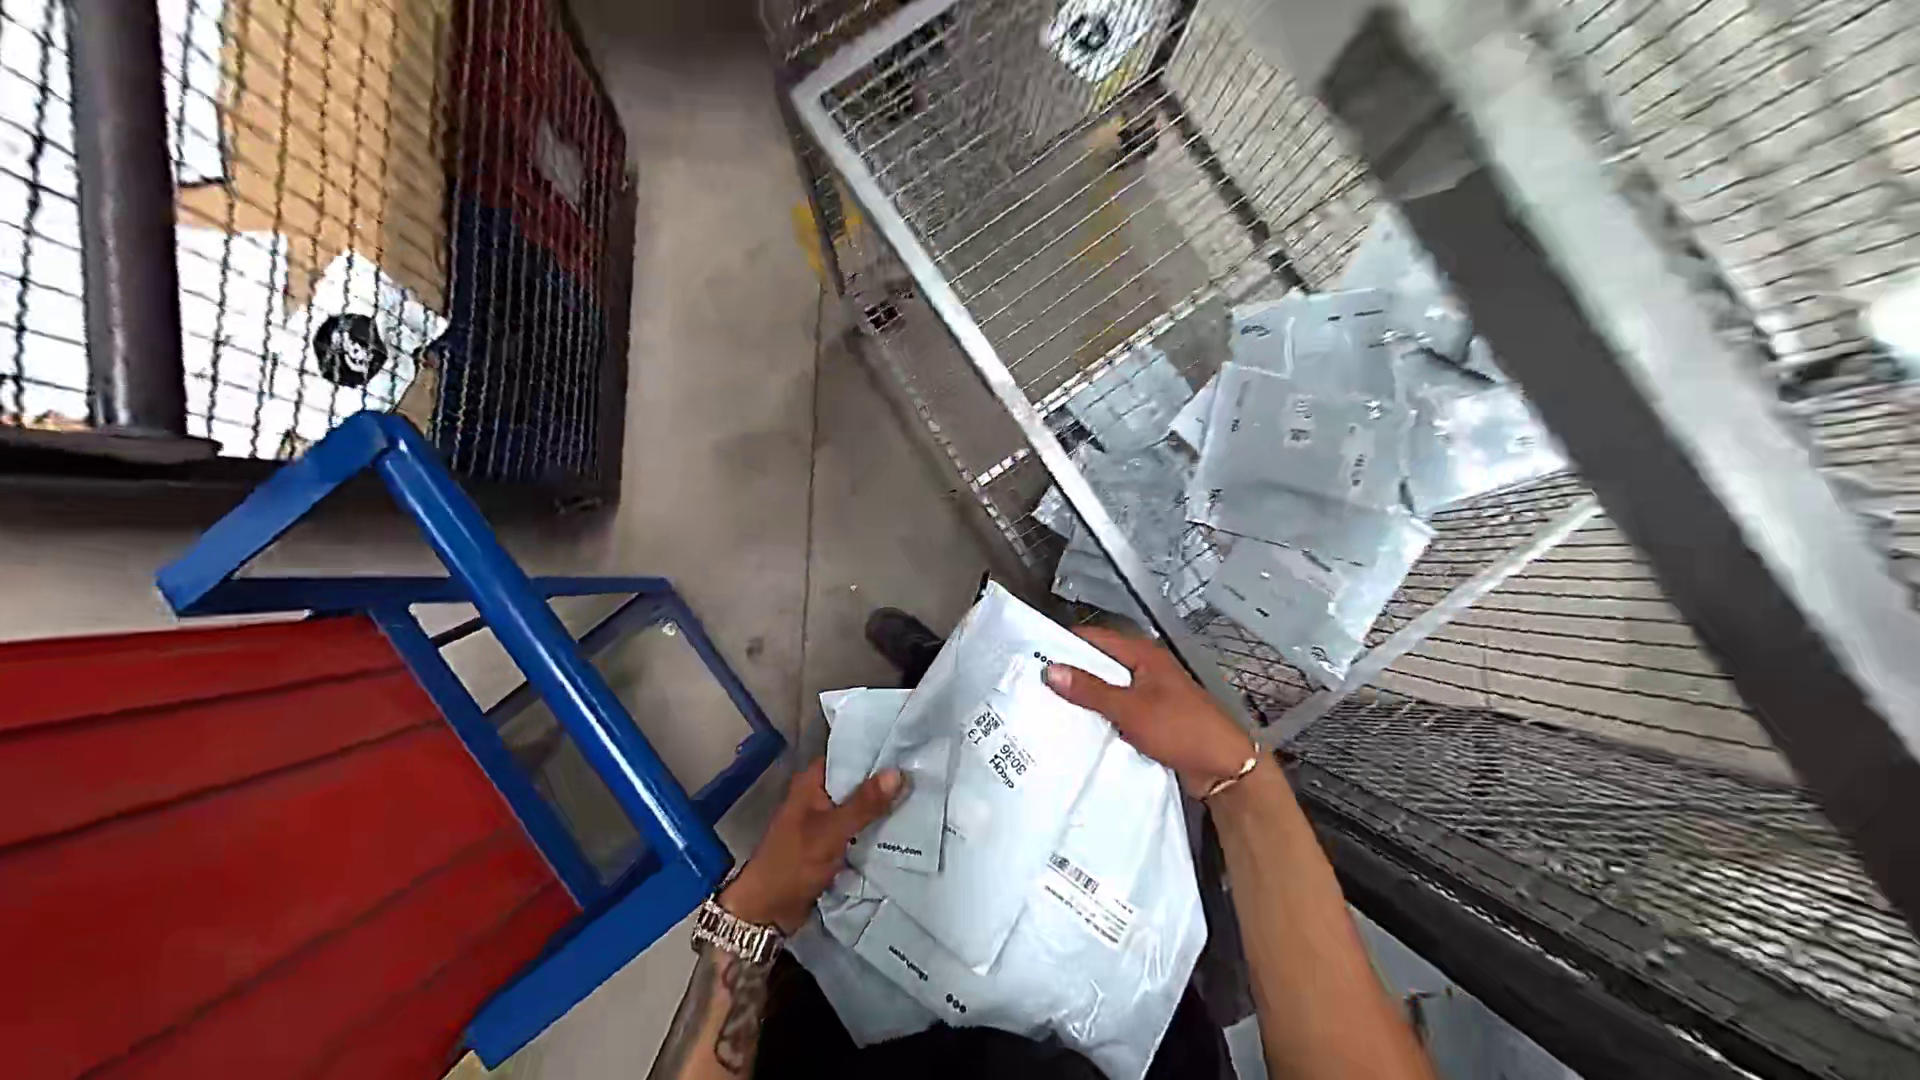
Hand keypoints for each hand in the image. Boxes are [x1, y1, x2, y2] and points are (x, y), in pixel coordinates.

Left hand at [719, 758, 904, 933]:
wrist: (766, 912)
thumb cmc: (792, 863)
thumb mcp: (831, 832)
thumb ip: (865, 804)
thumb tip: (898, 772)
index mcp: (812, 781)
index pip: (849, 753)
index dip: (876, 749)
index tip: (909, 745)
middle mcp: (819, 794)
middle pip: (858, 780)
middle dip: (885, 779)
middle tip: (923, 770)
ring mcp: (825, 819)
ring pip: (860, 805)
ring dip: (883, 805)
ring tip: (922, 793)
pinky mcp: (832, 842)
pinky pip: (859, 827)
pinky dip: (876, 827)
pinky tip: (905, 824)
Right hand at [1044, 626, 1255, 796]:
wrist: (1225, 769)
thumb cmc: (1182, 729)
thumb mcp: (1131, 709)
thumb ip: (1090, 690)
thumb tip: (1050, 670)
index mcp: (1143, 654)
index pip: (1094, 638)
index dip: (1065, 644)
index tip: (1033, 655)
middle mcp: (1144, 668)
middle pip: (1098, 663)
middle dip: (1070, 672)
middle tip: (1034, 684)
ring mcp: (1148, 693)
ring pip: (1106, 688)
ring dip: (1083, 696)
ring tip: (1047, 705)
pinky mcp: (1150, 717)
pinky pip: (1115, 709)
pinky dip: (1098, 715)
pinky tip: (1077, 726)